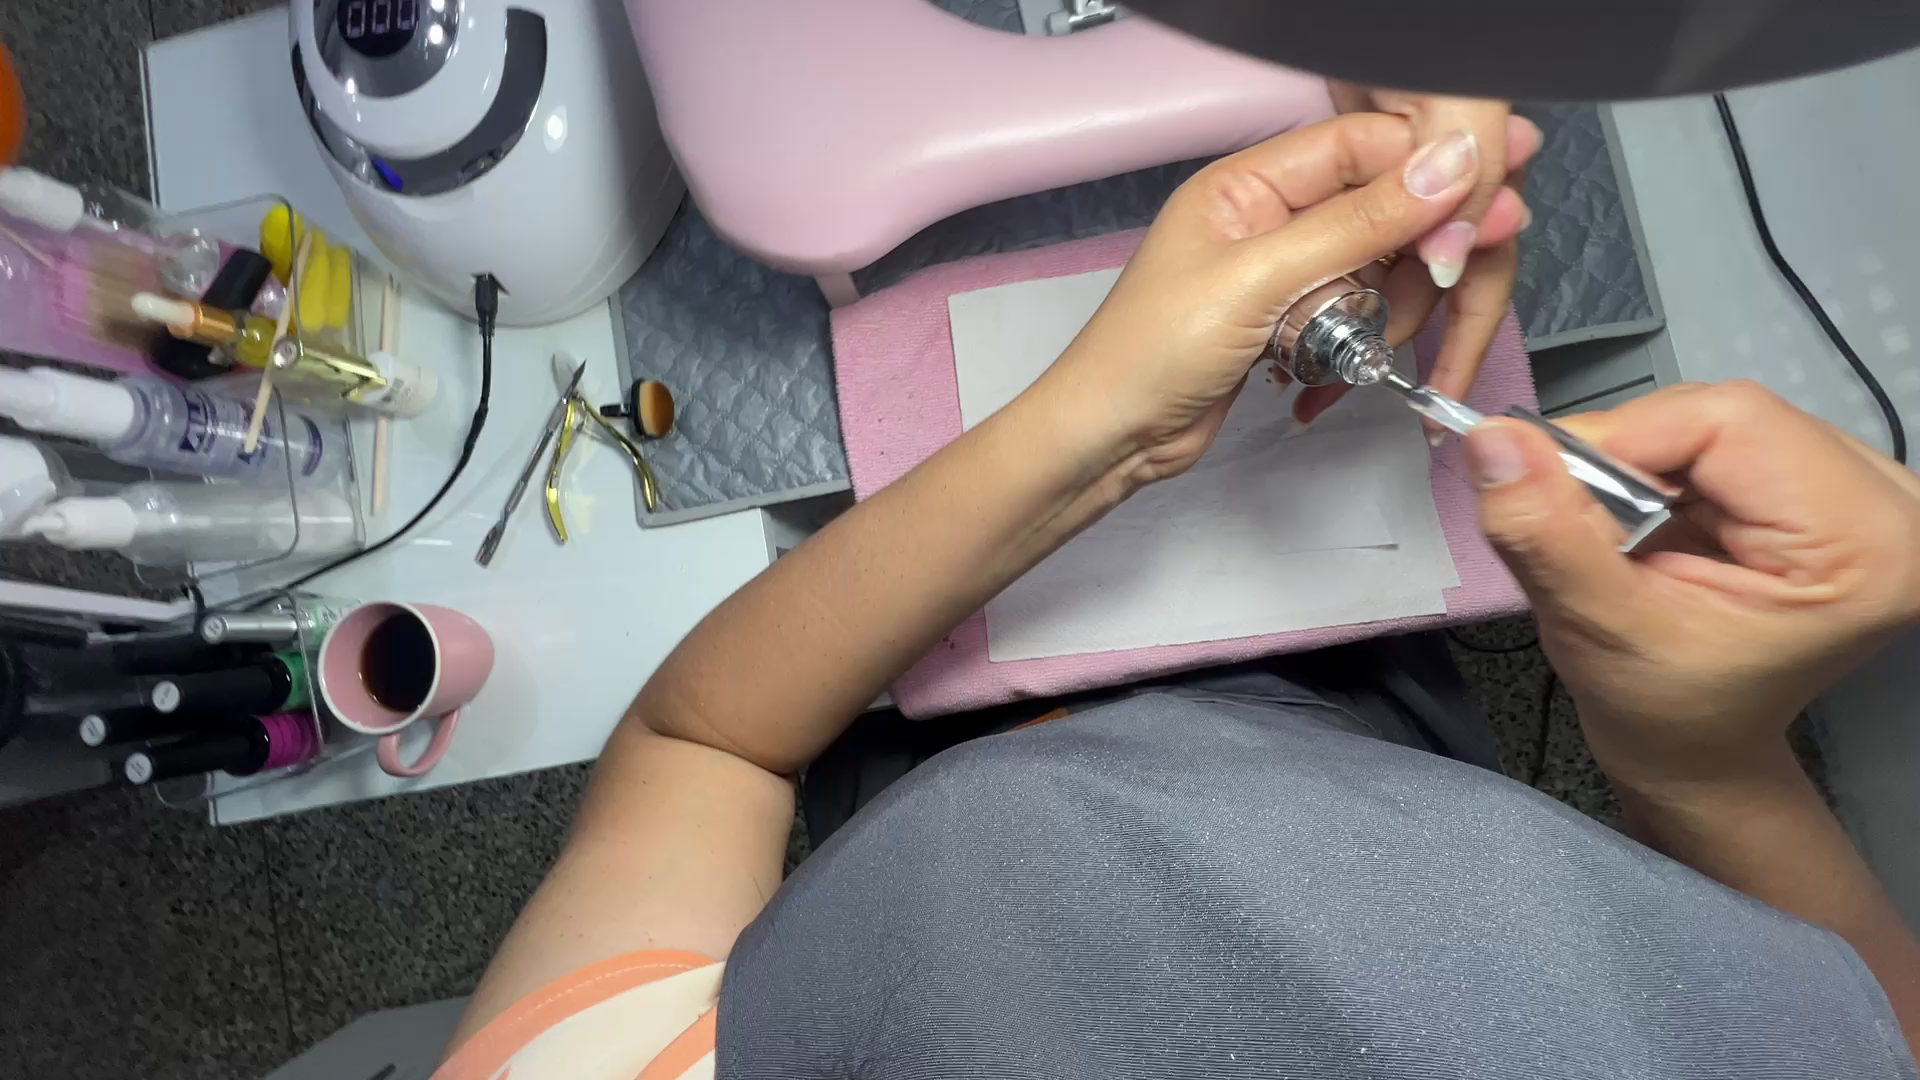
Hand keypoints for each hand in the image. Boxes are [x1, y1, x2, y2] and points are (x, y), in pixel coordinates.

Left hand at [1039, 114, 1482, 487]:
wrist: (1112, 437)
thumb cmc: (1147, 355)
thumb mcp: (1253, 282)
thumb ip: (1353, 224)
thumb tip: (1447, 165)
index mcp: (1245, 186)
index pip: (1361, 146)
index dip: (1427, 168)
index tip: (1480, 203)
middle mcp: (1264, 222)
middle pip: (1377, 207)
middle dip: (1417, 245)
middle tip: (1453, 273)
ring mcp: (1274, 277)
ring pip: (1368, 268)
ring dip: (1382, 306)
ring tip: (1369, 341)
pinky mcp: (1279, 326)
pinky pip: (1344, 315)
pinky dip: (1354, 340)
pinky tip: (1335, 369)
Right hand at [1463, 382, 1919, 793]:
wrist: (1687, 734)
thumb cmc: (1653, 699)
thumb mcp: (1587, 621)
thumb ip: (1541, 530)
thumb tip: (1492, 438)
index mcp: (1862, 541)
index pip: (1726, 420)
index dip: (1619, 446)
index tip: (1559, 506)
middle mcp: (1883, 501)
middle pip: (1717, 414)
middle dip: (1619, 459)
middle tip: (1581, 529)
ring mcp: (1847, 491)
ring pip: (1701, 420)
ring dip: (1625, 466)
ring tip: (1608, 534)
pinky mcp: (1802, 489)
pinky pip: (1701, 439)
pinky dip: (1638, 472)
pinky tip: (1632, 524)